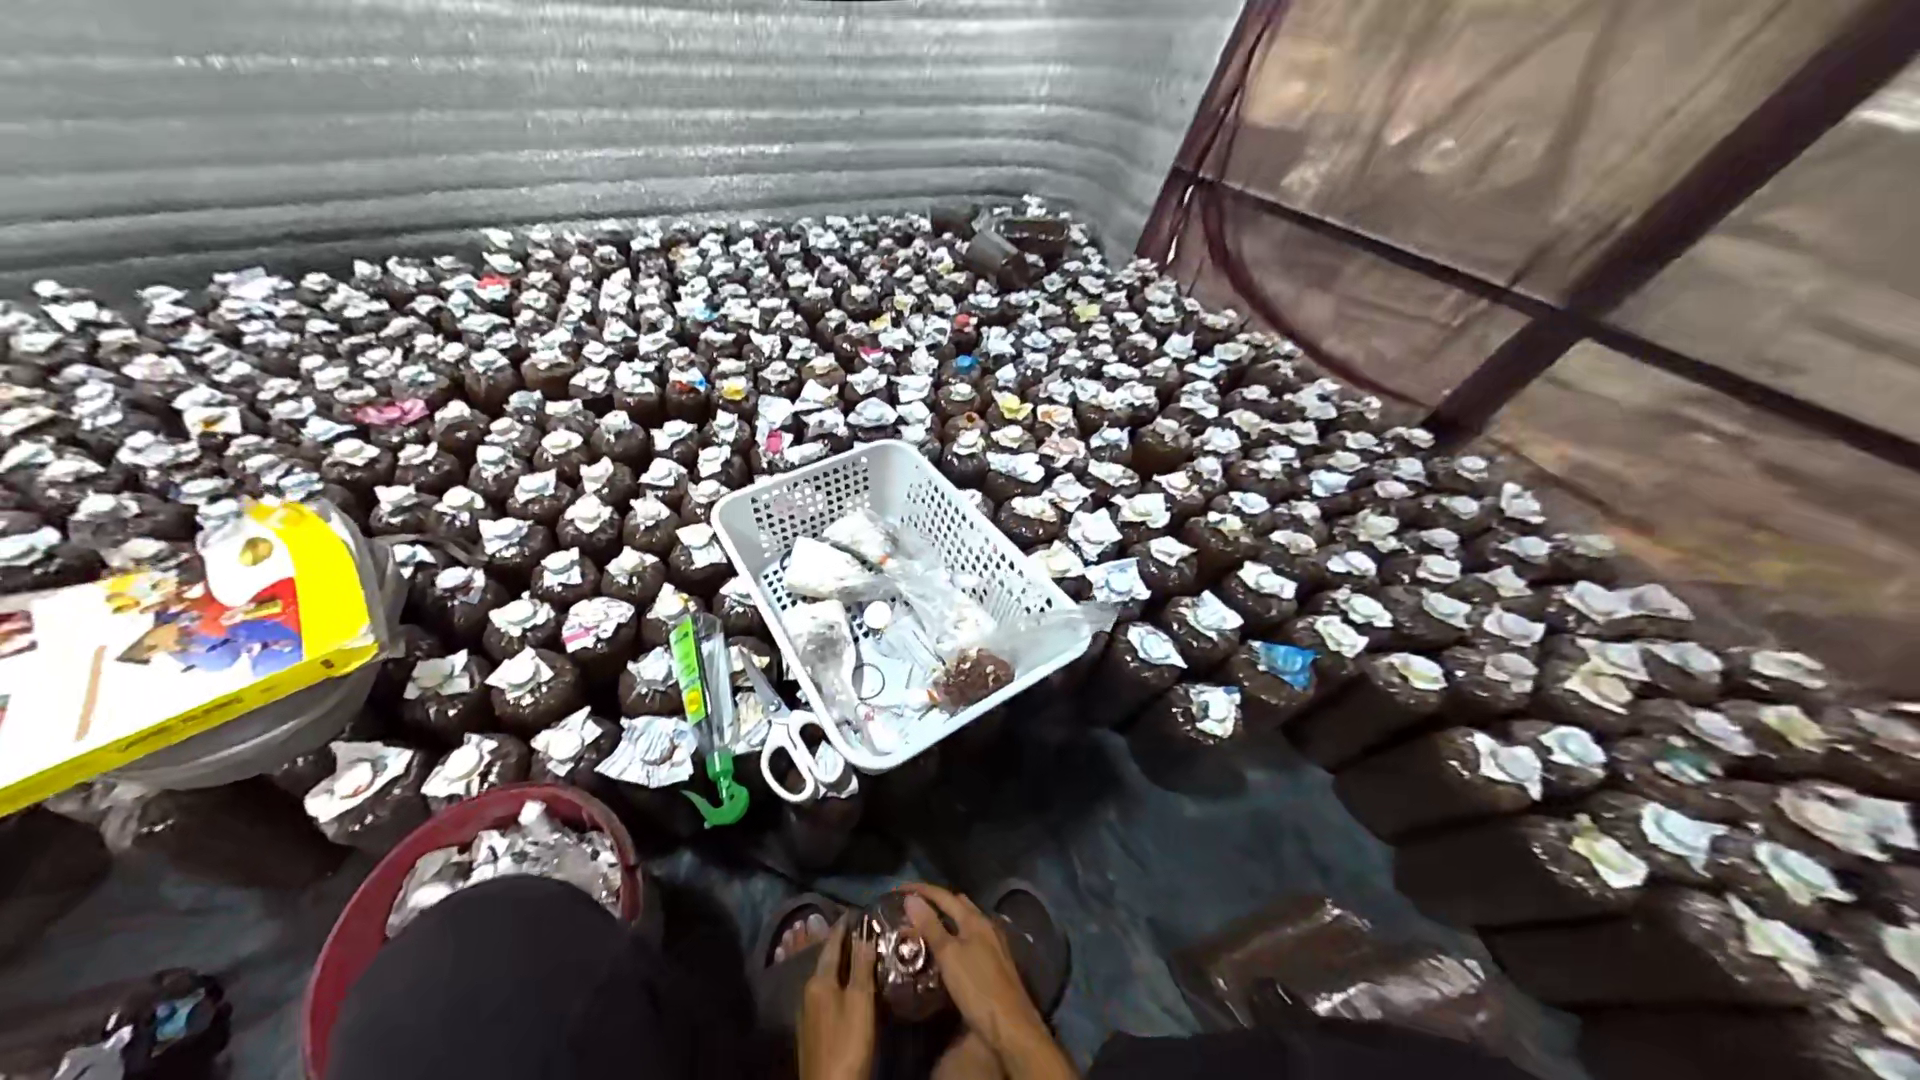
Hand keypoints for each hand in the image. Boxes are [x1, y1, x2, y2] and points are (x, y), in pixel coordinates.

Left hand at [798, 916, 877, 1079]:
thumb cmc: (848, 1043)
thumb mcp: (860, 1002)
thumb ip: (862, 967)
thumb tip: (864, 933)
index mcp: (819, 980)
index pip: (832, 944)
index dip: (843, 927)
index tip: (855, 910)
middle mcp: (808, 991)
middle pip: (826, 959)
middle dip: (840, 943)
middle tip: (857, 927)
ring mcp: (807, 1012)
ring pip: (824, 977)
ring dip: (837, 962)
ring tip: (853, 951)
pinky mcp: (811, 1029)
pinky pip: (823, 992)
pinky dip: (835, 980)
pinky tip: (844, 984)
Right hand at [904, 885, 1076, 1079]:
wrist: (1011, 1027)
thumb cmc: (977, 988)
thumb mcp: (949, 956)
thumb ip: (931, 926)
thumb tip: (912, 899)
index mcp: (975, 919)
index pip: (944, 896)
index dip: (921, 890)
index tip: (899, 889)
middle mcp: (986, 926)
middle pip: (957, 905)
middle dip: (935, 901)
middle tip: (912, 908)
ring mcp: (993, 944)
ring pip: (965, 923)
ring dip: (945, 920)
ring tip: (923, 928)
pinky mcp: (995, 963)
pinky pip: (970, 939)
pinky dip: (954, 937)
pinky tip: (946, 951)